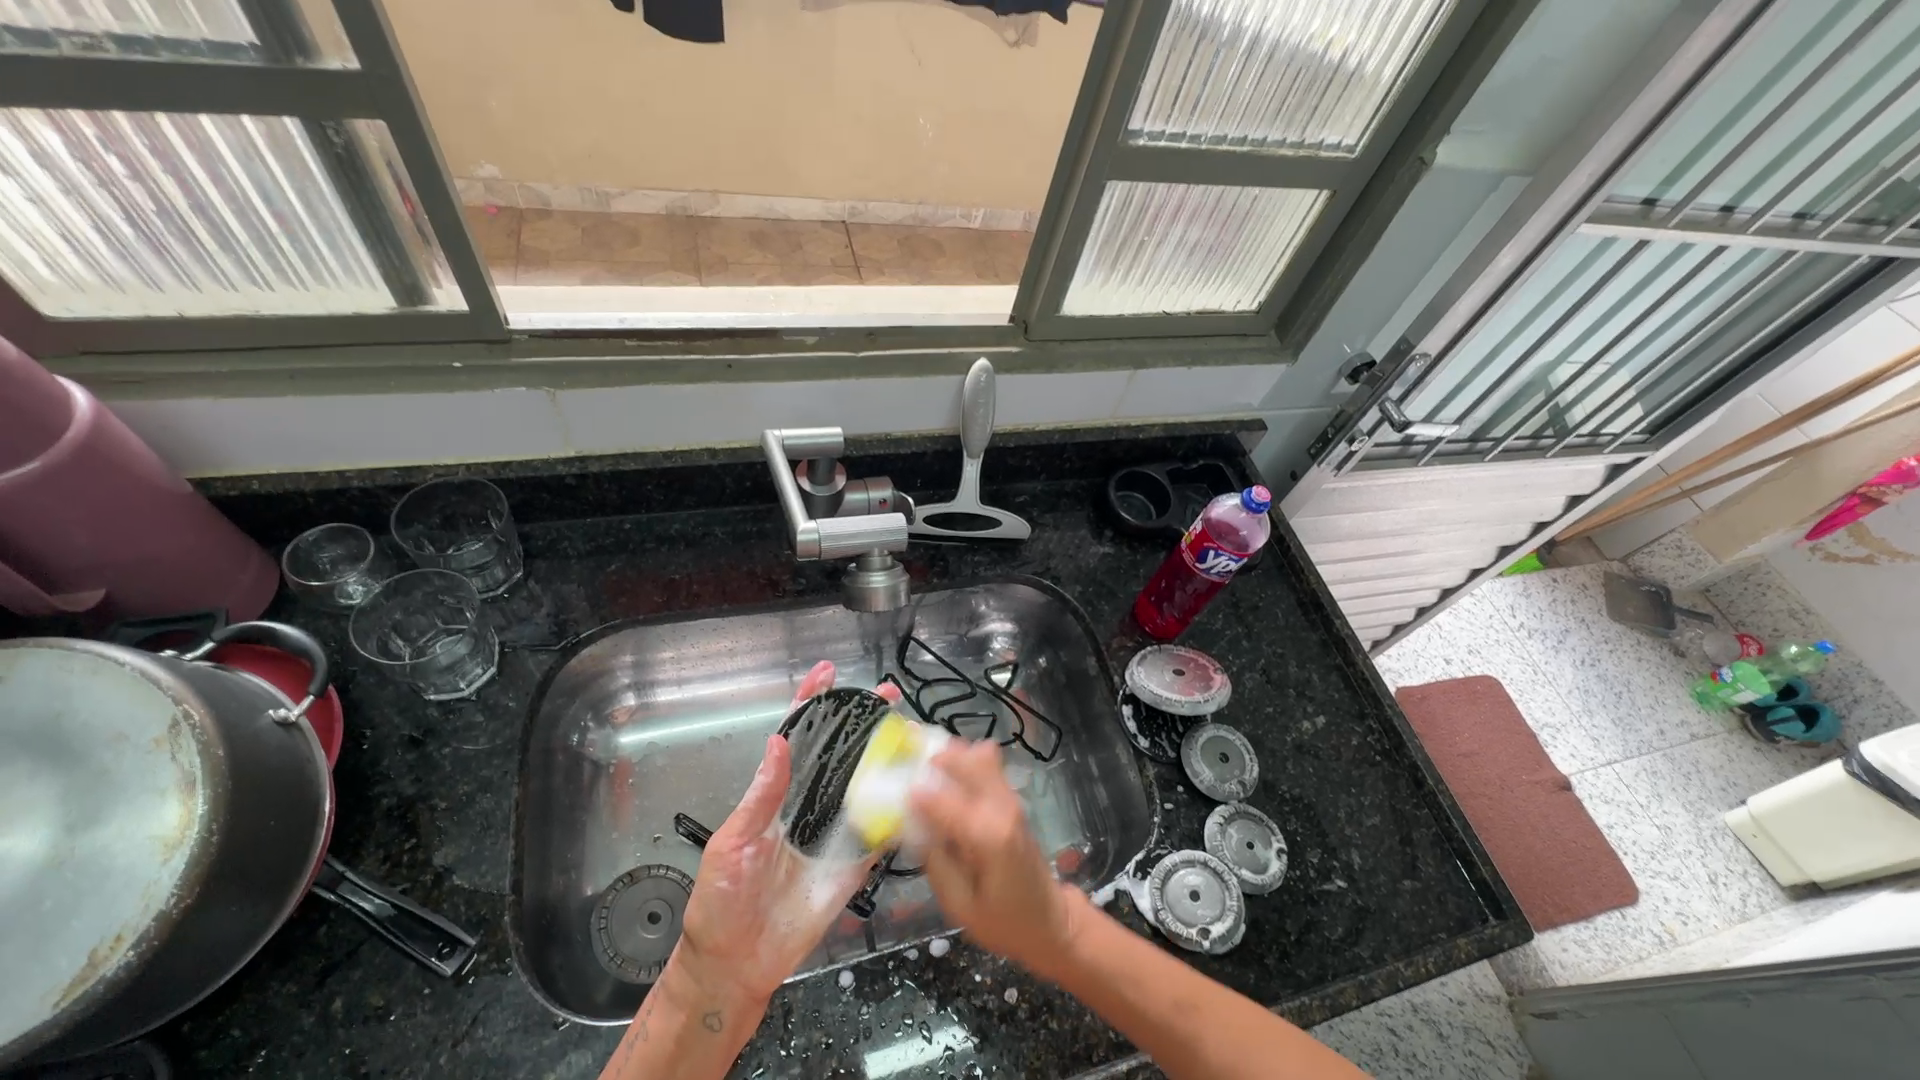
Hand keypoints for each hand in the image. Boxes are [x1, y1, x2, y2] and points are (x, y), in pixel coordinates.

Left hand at [669, 661, 903, 1003]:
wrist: (735, 963)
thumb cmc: (720, 902)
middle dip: (863, 722)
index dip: (810, 704)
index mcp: (777, 795)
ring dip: (889, 759)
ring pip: (866, 787)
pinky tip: (921, 790)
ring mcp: (834, 834)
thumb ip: (760, 797)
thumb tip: (777, 743)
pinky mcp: (853, 865)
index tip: (825, 674)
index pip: (796, 739)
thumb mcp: (732, 844)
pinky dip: (902, 814)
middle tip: (889, 695)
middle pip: (841, 755)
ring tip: (913, 732)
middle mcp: (810, 806)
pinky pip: (881, 835)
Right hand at [910, 739, 1088, 979]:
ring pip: (981, 756)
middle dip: (937, 761)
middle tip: (910, 775)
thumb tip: (911, 826)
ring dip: (952, 759)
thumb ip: (935, 862)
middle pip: (969, 761)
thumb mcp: (959, 906)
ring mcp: (1012, 801)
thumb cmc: (1003, 921)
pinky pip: (989, 767)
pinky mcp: (1013, 802)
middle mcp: (1003, 809)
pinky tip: (947, 780)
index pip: (946, 801)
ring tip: (927, 773)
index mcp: (990, 837)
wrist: (1049, 921)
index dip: (918, 794)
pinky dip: (965, 763)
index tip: (897, 795)